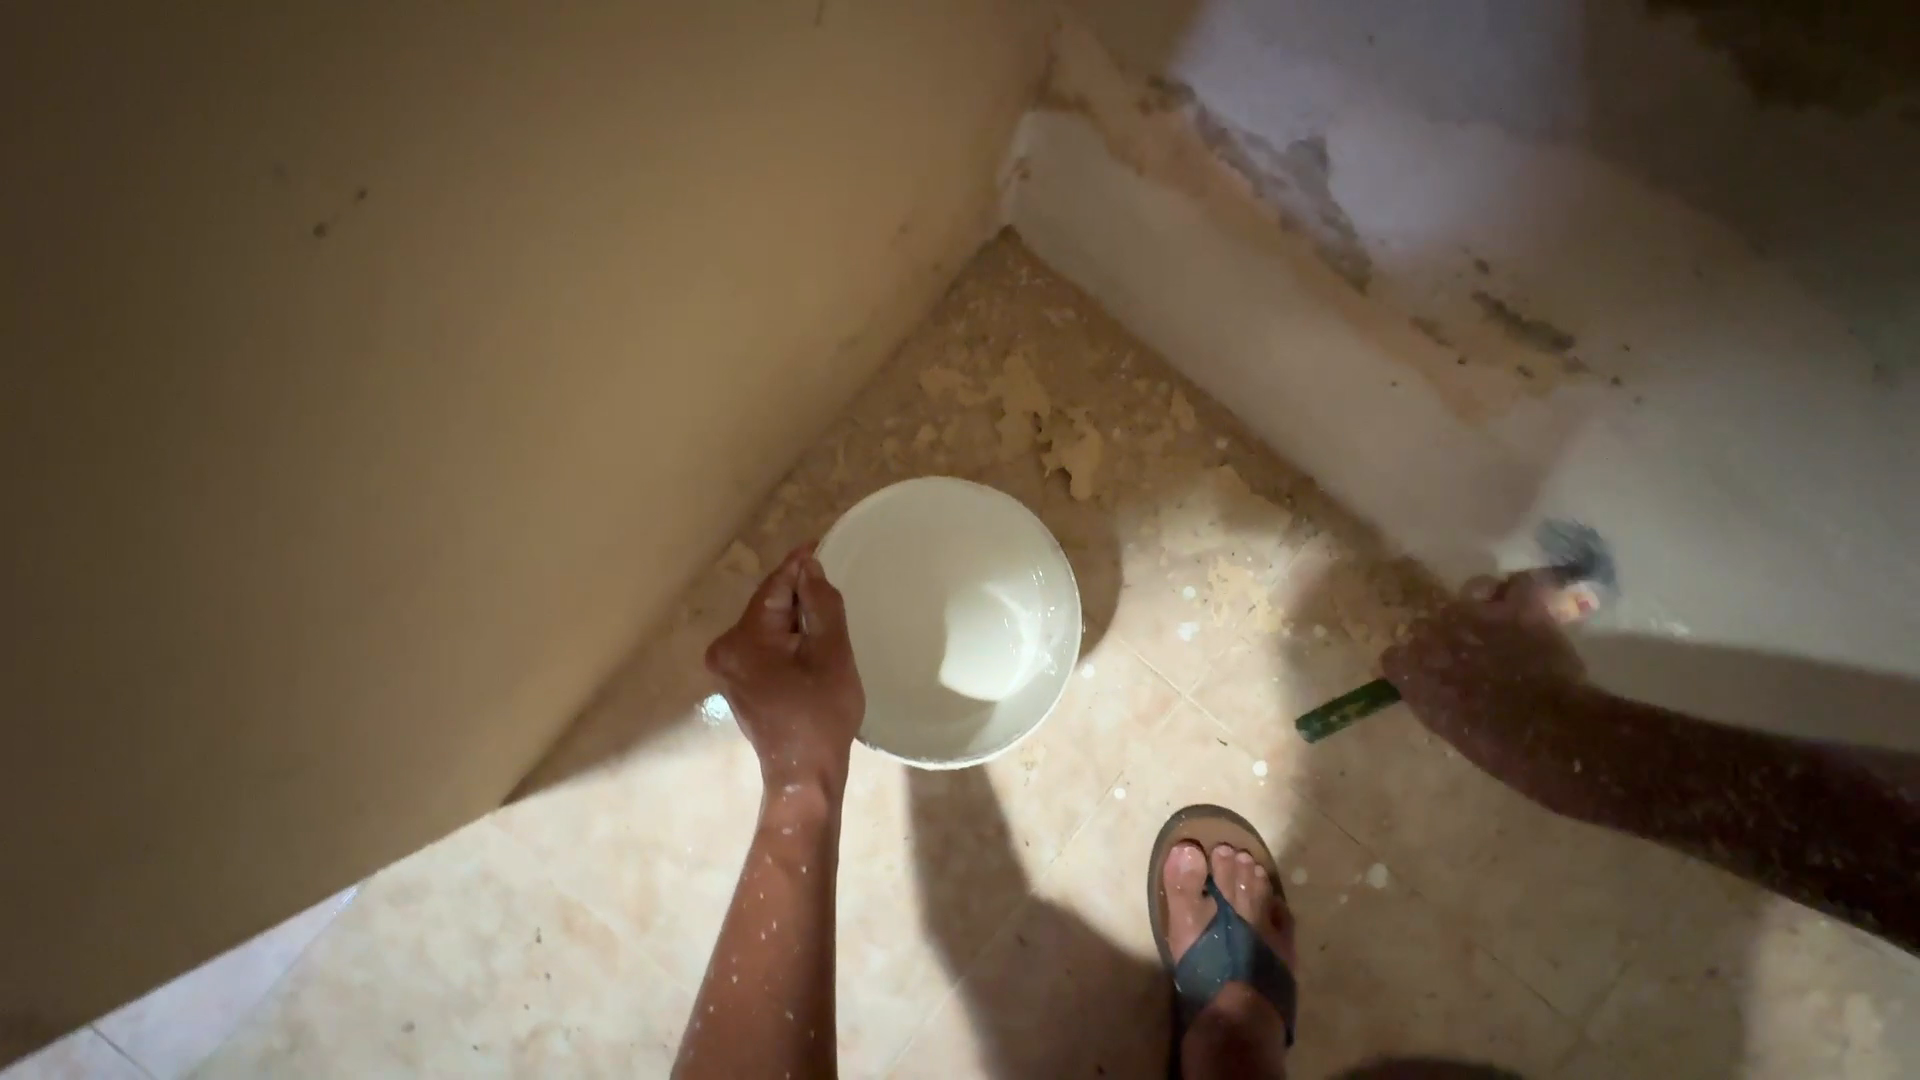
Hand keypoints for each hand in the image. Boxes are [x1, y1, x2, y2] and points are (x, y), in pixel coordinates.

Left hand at [705, 545, 865, 791]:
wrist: (805, 773)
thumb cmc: (822, 713)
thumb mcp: (832, 652)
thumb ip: (821, 604)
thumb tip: (808, 567)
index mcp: (744, 639)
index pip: (775, 587)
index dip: (799, 565)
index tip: (820, 543)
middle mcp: (725, 649)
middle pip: (770, 606)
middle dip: (800, 595)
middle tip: (834, 584)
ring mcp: (728, 669)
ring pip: (769, 627)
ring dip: (796, 619)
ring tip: (828, 614)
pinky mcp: (739, 684)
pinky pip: (766, 647)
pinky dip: (788, 640)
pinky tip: (812, 644)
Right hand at [1381, 574, 1612, 822]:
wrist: (1548, 733)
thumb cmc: (1493, 744)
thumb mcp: (1443, 724)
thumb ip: (1428, 697)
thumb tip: (1429, 689)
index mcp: (1409, 667)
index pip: (1395, 656)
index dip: (1413, 665)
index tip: (1428, 677)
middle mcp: (1433, 633)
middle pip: (1428, 622)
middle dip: (1444, 635)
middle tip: (1468, 654)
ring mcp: (1475, 615)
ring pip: (1468, 593)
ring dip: (1478, 607)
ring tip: (1494, 621)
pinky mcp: (1518, 609)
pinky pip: (1519, 584)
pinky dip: (1523, 592)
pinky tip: (1526, 604)